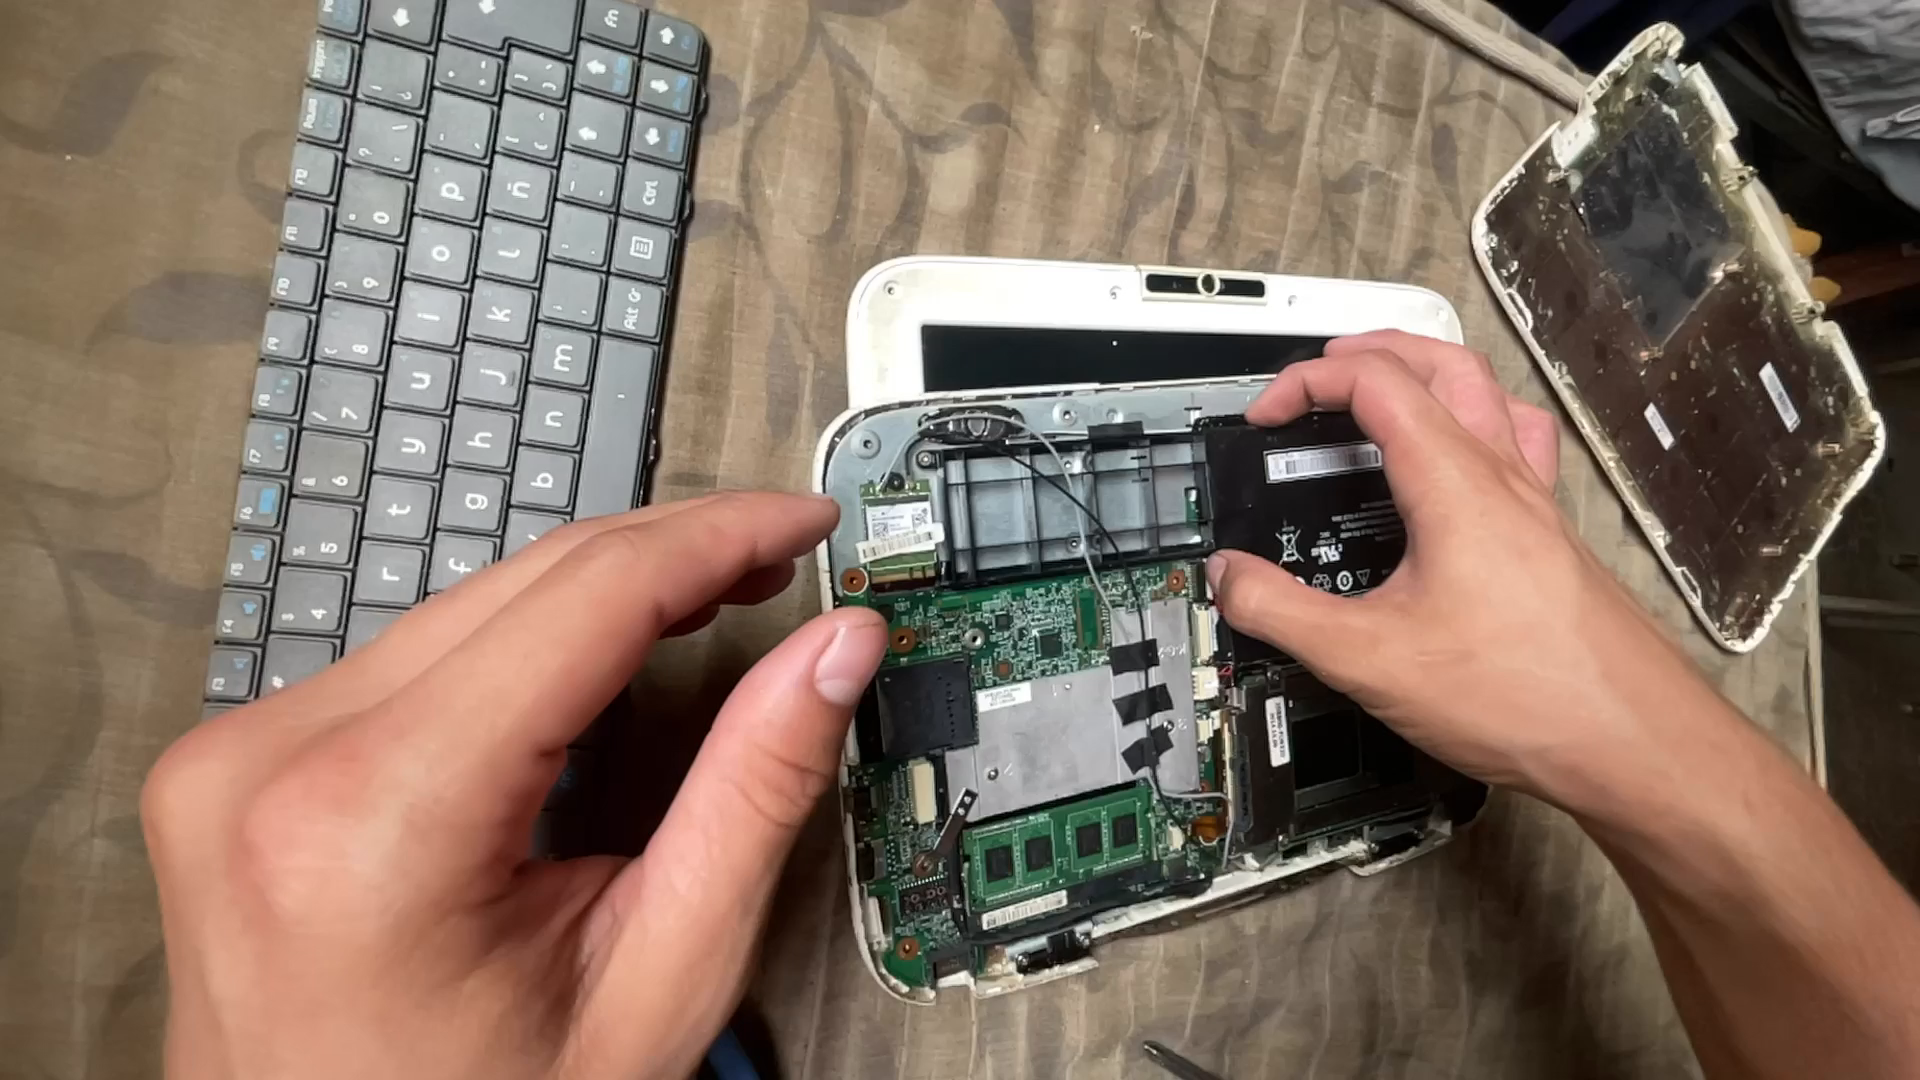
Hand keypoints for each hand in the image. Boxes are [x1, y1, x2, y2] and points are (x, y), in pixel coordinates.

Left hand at [144, 493, 887, 1079]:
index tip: (808, 519)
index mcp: (376, 816)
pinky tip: (639, 623)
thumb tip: (841, 645)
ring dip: (634, 574)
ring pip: (501, 591)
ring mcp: (256, 743)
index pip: (591, 599)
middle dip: (688, 546)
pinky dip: (571, 615)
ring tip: (736, 581)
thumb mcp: (670, 969)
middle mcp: (281, 751)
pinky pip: (458, 635)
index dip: (721, 537)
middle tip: (788, 549)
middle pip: (542, 578)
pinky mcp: (272, 748)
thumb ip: (760, 786)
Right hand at [1205, 331, 1735, 805]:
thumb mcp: (1366, 659)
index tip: (1265, 416)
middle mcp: (1500, 478)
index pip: (1376, 384)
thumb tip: (1227, 573)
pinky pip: (1515, 440)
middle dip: (1366, 351)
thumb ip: (1279, 611)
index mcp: (1454, 486)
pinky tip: (1458, 447)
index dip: (1308, 382)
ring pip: (1484, 391)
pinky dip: (1473, 416)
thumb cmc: (1524, 697)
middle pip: (1439, 363)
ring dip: (1422, 369)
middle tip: (1313, 373)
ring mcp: (1532, 502)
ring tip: (1375, 384)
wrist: (1638, 748)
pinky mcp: (1545, 533)